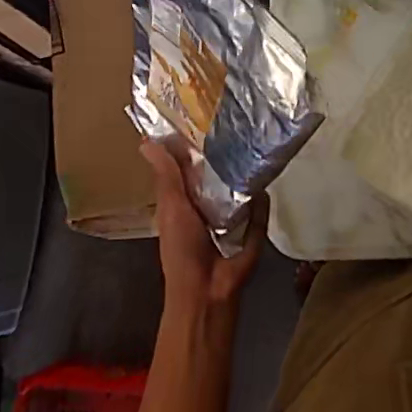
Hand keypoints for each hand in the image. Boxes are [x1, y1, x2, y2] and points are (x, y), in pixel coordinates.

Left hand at [140, 138, 268, 310]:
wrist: (207, 292)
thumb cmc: (182, 248)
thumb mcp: (171, 206)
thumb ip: (166, 175)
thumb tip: (145, 140)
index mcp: (180, 204)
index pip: (185, 170)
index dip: (190, 148)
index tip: (201, 118)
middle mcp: (203, 211)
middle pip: (212, 179)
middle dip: (220, 159)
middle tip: (233, 127)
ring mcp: (228, 224)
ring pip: (236, 194)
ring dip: (242, 177)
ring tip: (253, 146)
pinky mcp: (249, 235)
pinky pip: (257, 214)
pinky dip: (261, 202)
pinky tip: (266, 182)